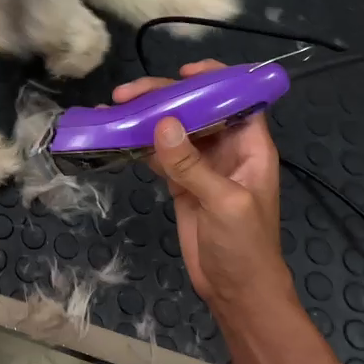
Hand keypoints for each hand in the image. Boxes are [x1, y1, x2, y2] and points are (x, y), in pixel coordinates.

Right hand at [115, 62, 292, 314]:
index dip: (215, 80)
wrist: (235, 293)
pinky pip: (157, 151)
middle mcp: (226, 149)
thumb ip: (192, 165)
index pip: (237, 100)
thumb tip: (163, 124)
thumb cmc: (245, 247)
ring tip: (112, 107)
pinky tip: (113, 132)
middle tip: (126, 94)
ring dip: (144, 115)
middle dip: (163, 96)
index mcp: (250, 147)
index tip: (183, 71)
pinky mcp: (180, 181)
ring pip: (172, 126)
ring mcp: (200, 164)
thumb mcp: (224, 204)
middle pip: (195, 108)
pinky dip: (136, 140)